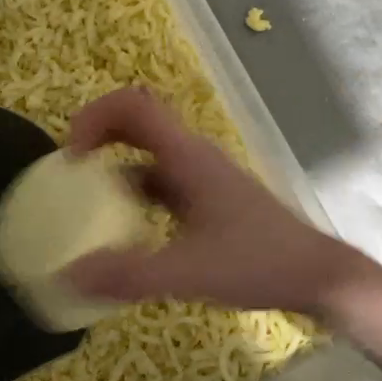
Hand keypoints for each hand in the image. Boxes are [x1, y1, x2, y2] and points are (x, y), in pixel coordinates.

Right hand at [60, 88, 372, 315]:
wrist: (315, 275)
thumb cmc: (259, 263)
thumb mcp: (189, 272)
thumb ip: (129, 274)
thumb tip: (67, 274)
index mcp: (186, 156)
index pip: (134, 105)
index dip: (94, 116)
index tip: (70, 156)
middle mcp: (191, 156)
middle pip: (135, 123)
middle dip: (96, 137)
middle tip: (69, 173)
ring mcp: (200, 177)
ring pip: (146, 154)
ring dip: (112, 168)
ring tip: (85, 204)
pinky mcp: (205, 199)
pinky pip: (157, 182)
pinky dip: (132, 195)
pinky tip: (122, 233)